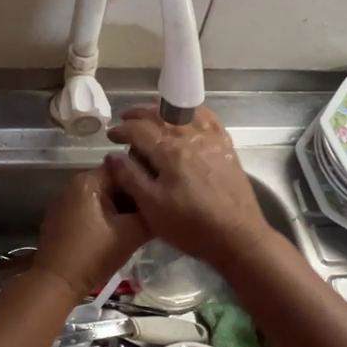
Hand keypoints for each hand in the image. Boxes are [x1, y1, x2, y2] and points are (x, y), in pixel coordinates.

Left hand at [32, 166, 151, 297]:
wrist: (56, 283)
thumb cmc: (93, 254)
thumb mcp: (130, 234)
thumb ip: (151, 216)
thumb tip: (165, 207)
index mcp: (89, 181)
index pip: (125, 169)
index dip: (145, 181)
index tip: (162, 195)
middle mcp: (74, 185)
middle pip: (114, 183)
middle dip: (134, 197)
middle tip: (156, 212)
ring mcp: (66, 201)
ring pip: (104, 198)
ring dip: (122, 209)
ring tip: (143, 223)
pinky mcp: (63, 218)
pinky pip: (91, 210)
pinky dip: (107, 217)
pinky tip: (120, 232)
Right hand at [104, 106, 274, 270]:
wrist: (237, 237)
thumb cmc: (190, 226)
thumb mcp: (152, 207)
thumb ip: (130, 178)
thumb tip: (111, 155)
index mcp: (169, 152)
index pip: (139, 129)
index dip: (121, 130)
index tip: (110, 135)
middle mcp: (190, 138)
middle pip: (161, 114)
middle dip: (139, 113)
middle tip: (125, 119)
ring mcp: (211, 141)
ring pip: (184, 112)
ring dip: (164, 109)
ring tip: (152, 113)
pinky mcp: (226, 148)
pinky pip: (209, 119)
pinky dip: (193, 111)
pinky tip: (187, 116)